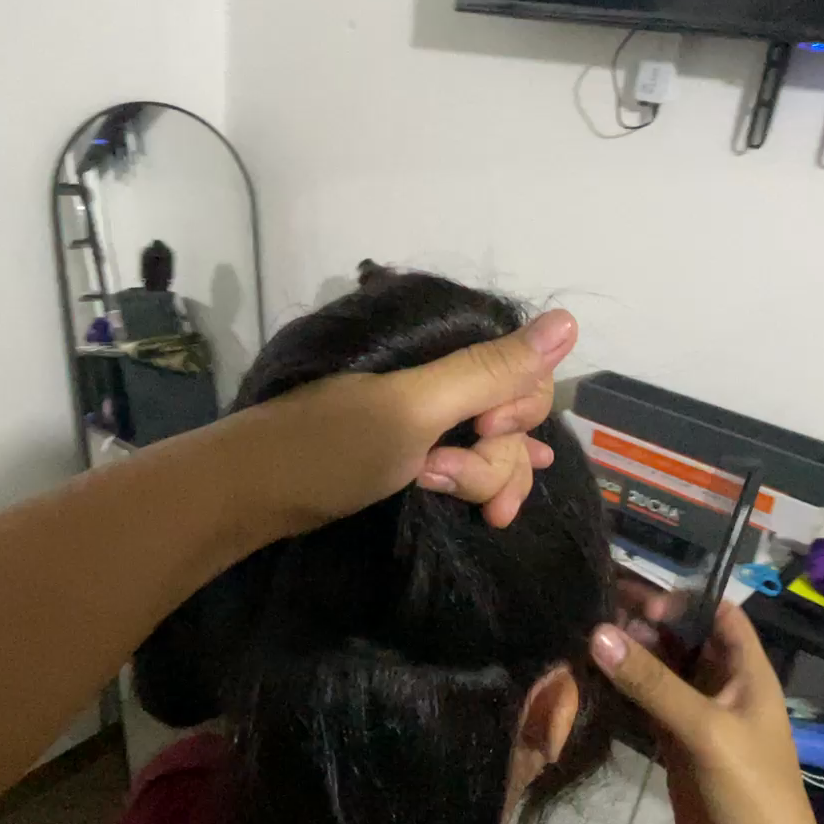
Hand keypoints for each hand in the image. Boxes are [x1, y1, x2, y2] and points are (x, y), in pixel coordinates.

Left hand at [241, 309, 577, 531]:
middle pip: (514, 415)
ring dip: (478, 477)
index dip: (518, 408)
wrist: (254, 496)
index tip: (485, 432)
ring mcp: (431, 415)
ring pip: (495, 447)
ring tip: (434, 491)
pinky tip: (499, 503)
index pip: (524, 370)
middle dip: (491, 455)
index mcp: (443, 347)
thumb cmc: (330, 448)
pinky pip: (472, 463)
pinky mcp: (419, 449)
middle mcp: (444, 374)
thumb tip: (570, 320)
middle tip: (440, 477)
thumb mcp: (415, 409)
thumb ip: (490, 371)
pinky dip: (482, 481)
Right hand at [590, 604, 823, 823]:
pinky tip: (588, 676)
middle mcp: (721, 685)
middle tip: (594, 611)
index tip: (636, 604)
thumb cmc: (751, 793)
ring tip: (582, 637)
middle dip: (644, 622)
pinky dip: (621, 688)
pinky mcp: (673, 744)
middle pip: (682, 637)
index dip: (682, 600)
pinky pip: (645, 702)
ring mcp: (696, 716)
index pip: (718, 613)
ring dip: (628, 654)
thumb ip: (652, 682)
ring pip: (659, 669)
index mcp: (747, 671)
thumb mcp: (706, 730)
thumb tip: (597, 631)